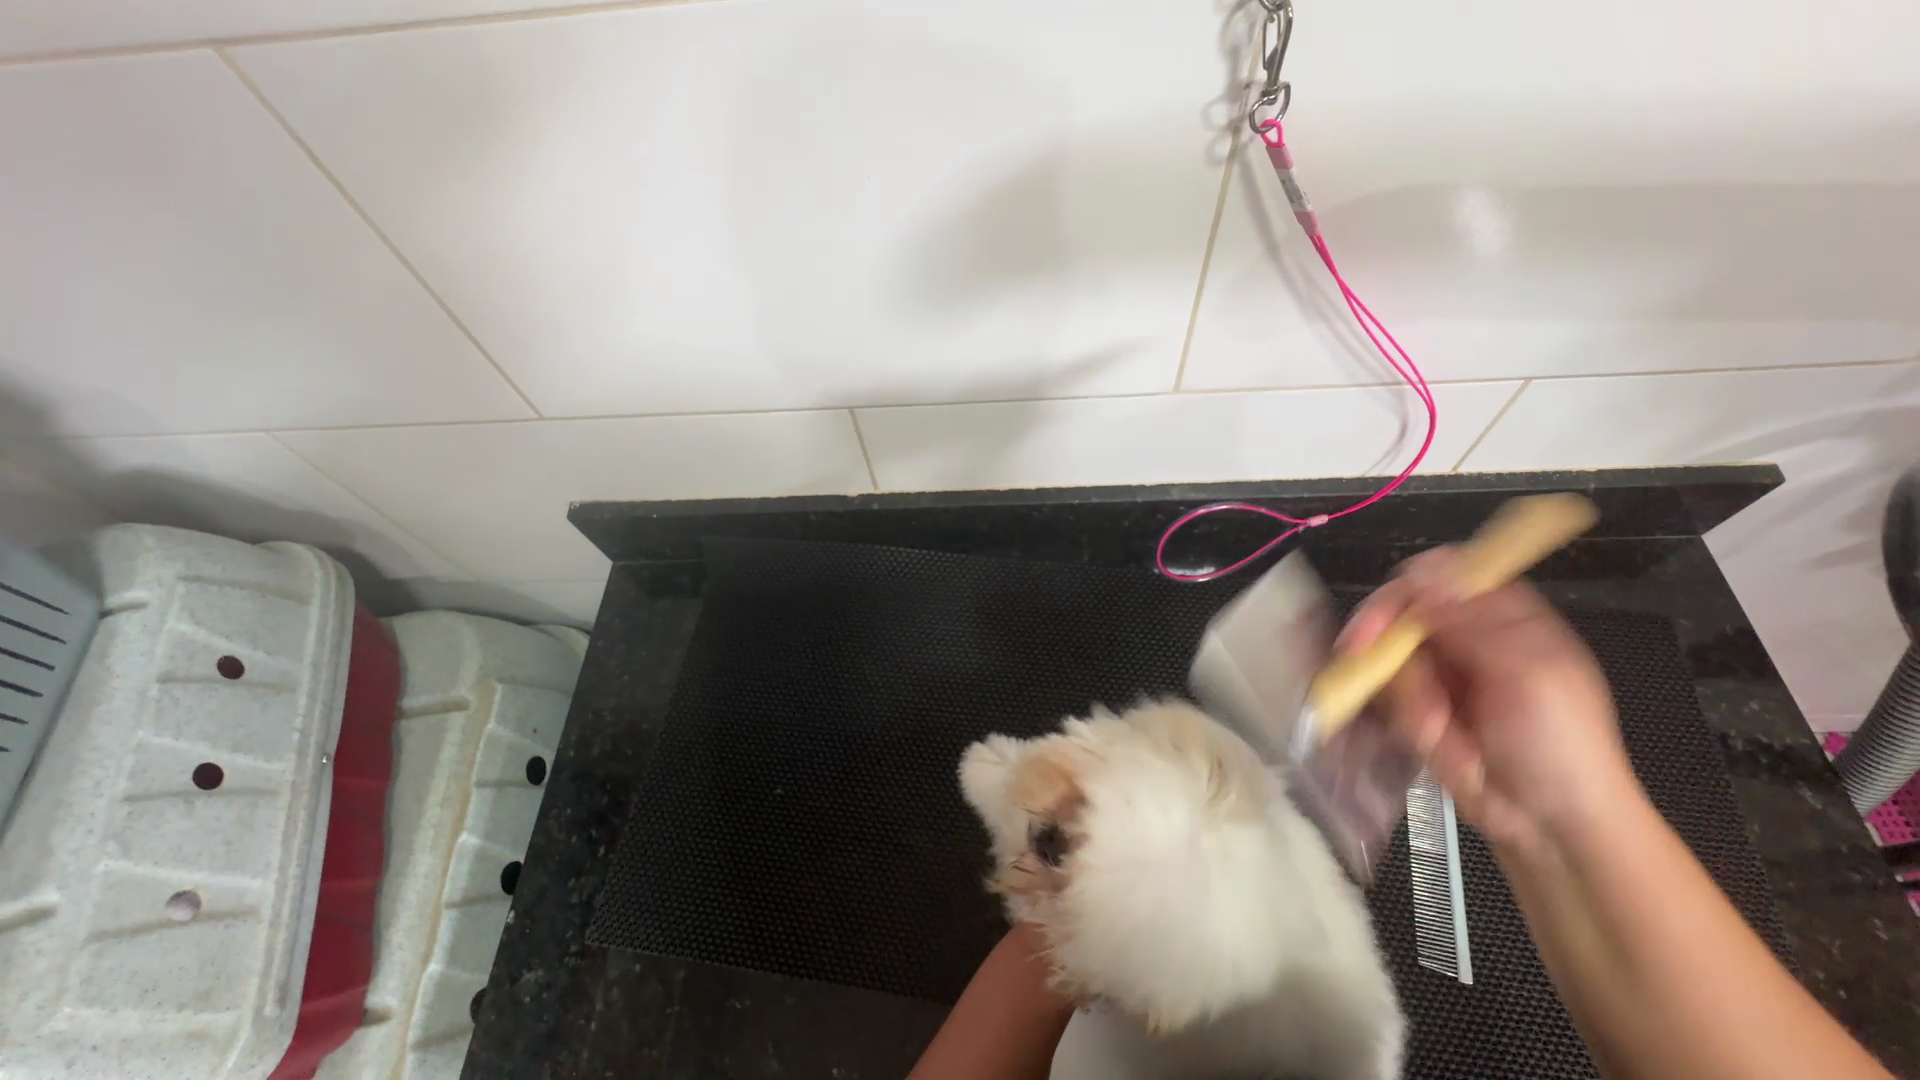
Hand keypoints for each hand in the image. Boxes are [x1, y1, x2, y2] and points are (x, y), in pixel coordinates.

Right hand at [1340, 548, 1639, 852]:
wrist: (1551, 825)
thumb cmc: (1560, 746)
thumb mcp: (1527, 674)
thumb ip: (1471, 622)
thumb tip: (1422, 572)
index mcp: (1506, 619)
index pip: (1444, 576)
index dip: (1409, 587)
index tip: (1383, 614)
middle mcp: (1468, 640)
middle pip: (1401, 615)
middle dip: (1389, 648)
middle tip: (1362, 658)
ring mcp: (1442, 677)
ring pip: (1389, 662)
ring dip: (1408, 700)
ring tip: (1443, 733)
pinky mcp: (1420, 711)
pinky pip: (1389, 701)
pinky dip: (1407, 724)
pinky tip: (1440, 746)